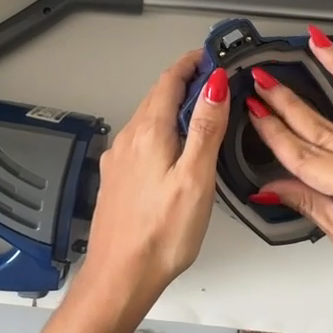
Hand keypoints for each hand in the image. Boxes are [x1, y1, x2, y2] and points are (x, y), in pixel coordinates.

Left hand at [76, 50, 227, 305]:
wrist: (119, 277)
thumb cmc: (160, 235)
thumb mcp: (195, 178)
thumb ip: (205, 127)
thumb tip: (213, 83)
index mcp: (149, 133)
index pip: (170, 79)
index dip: (192, 63)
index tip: (212, 55)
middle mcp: (128, 139)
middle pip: (157, 96)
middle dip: (186, 83)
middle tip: (215, 81)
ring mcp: (119, 159)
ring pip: (148, 118)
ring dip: (174, 107)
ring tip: (202, 112)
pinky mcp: (117, 178)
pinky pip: (142, 140)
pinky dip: (162, 131)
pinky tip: (176, 150)